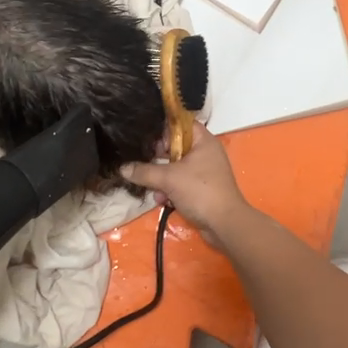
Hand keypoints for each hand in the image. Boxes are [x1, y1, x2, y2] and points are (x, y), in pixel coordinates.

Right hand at [125, 123, 251, 239]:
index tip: (149, 141)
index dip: (164, 130)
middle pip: (176, 147)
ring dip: (163, 179)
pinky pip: (182, 183)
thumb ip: (144, 171)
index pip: (181, 124)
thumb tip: (123, 168)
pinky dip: (172, 190)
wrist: (224, 223)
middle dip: (159, 159)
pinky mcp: (203, 189)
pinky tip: (163, 201)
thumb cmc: (200, 191)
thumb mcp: (169, 179)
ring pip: (177, 168)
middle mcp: (206, 152)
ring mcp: (205, 171)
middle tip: (147, 164)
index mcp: (203, 141)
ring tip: (155, 190)